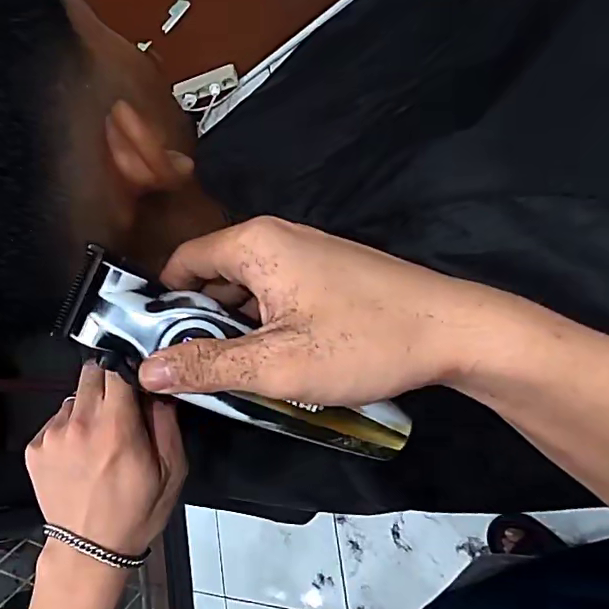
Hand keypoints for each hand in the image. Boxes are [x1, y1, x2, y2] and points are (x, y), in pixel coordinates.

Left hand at [26, 363, 186, 561]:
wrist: (88, 549)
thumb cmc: (131, 515)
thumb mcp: (170, 472)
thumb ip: (166, 423)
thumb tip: (158, 391)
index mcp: (116, 428)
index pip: (115, 368)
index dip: (126, 367)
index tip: (134, 377)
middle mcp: (79, 425)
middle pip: (91, 373)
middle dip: (107, 384)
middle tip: (118, 412)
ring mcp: (52, 435)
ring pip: (73, 398)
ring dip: (87, 409)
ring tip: (97, 443)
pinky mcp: (35, 447)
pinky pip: (55, 421)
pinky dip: (67, 431)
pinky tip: (79, 456)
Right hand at [136, 217, 526, 407]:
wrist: (461, 332)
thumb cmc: (364, 342)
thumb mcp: (276, 364)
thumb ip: (206, 366)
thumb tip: (146, 371)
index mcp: (252, 245)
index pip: (180, 263)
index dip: (162, 305)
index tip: (158, 346)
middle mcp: (272, 237)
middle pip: (208, 276)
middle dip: (196, 321)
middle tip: (196, 367)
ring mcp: (301, 252)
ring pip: (240, 288)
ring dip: (230, 327)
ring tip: (234, 369)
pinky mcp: (322, 271)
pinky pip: (269, 293)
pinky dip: (258, 323)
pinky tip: (272, 357)